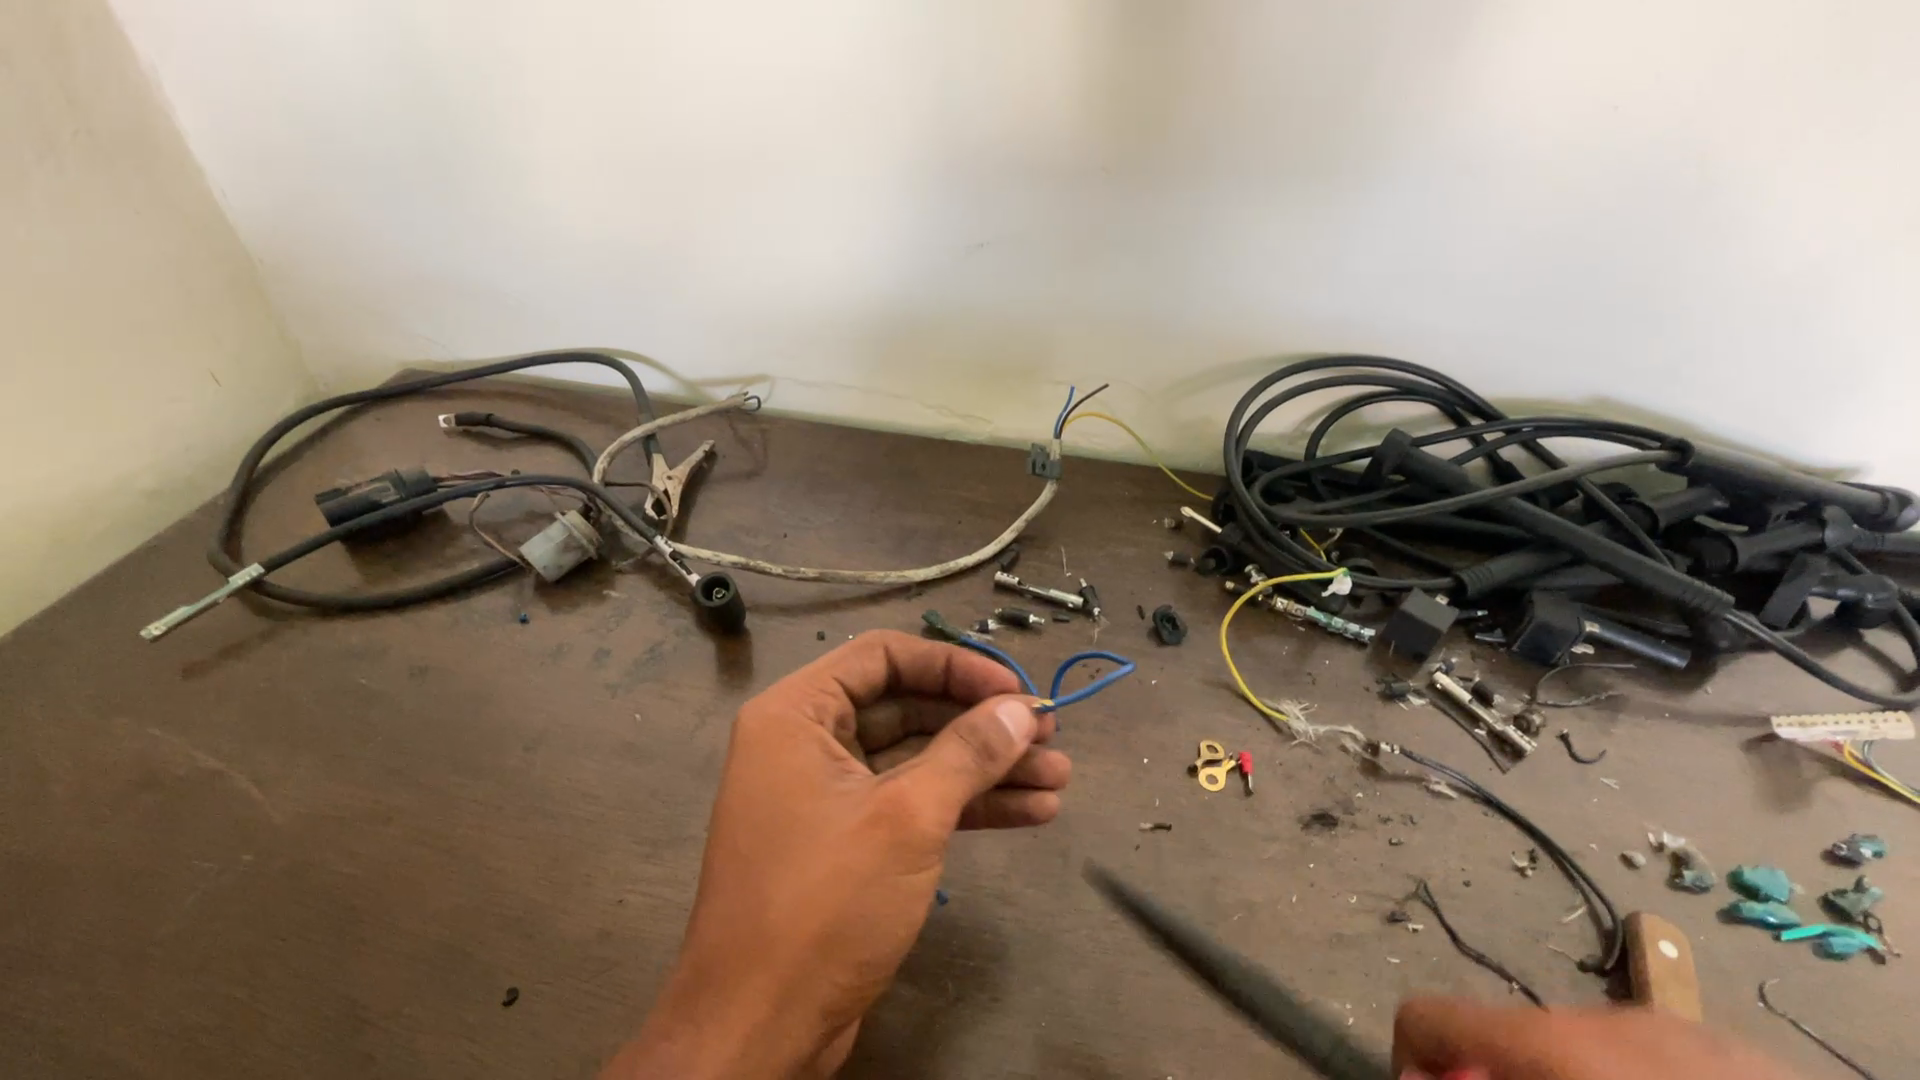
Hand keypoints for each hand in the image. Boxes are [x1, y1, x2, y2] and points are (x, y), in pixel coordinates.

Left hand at [604, 630, 1070, 1078]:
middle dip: (980, 723)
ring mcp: (827, 795)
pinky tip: (1029, 812)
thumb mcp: (906, 818)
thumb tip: (1020, 710)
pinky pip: (913, 802)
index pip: (884, 656)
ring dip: (986, 767)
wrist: (761, 1027)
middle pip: (907, 706)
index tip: (1015, 690)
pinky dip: (966, 805)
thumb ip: (967, 753)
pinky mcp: (848, 842)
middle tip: (1048, 735)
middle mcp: (807, 743)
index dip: (955, 665)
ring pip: (918, 758)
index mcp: (797, 714)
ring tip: (1057, 778)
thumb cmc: (823, 904)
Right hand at [1394, 998, 1802, 1079]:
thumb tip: (1430, 1078)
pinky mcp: (1731, 1049)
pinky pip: (1643, 1056)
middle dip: (1496, 1077)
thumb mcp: (1553, 1077)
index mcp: (1551, 1042)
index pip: (1426, 1017)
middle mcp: (1599, 1017)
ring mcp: (1672, 1029)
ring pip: (1576, 1045)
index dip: (1410, 1062)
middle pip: (1506, 1035)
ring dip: (1562, 1078)